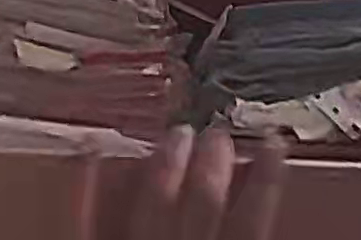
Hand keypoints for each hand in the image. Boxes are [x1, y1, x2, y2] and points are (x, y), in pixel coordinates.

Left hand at [86, 127, 286, 239]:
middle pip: (202, 207)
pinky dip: (86, 183)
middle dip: (213, 164)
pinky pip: (85, 221)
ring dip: (166, 166)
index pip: (250, 228)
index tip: (275, 141)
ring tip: (179, 130)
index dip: (267, 183)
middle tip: (220, 132)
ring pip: (152, 207)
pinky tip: (91, 144)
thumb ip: (246, 236)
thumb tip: (265, 205)